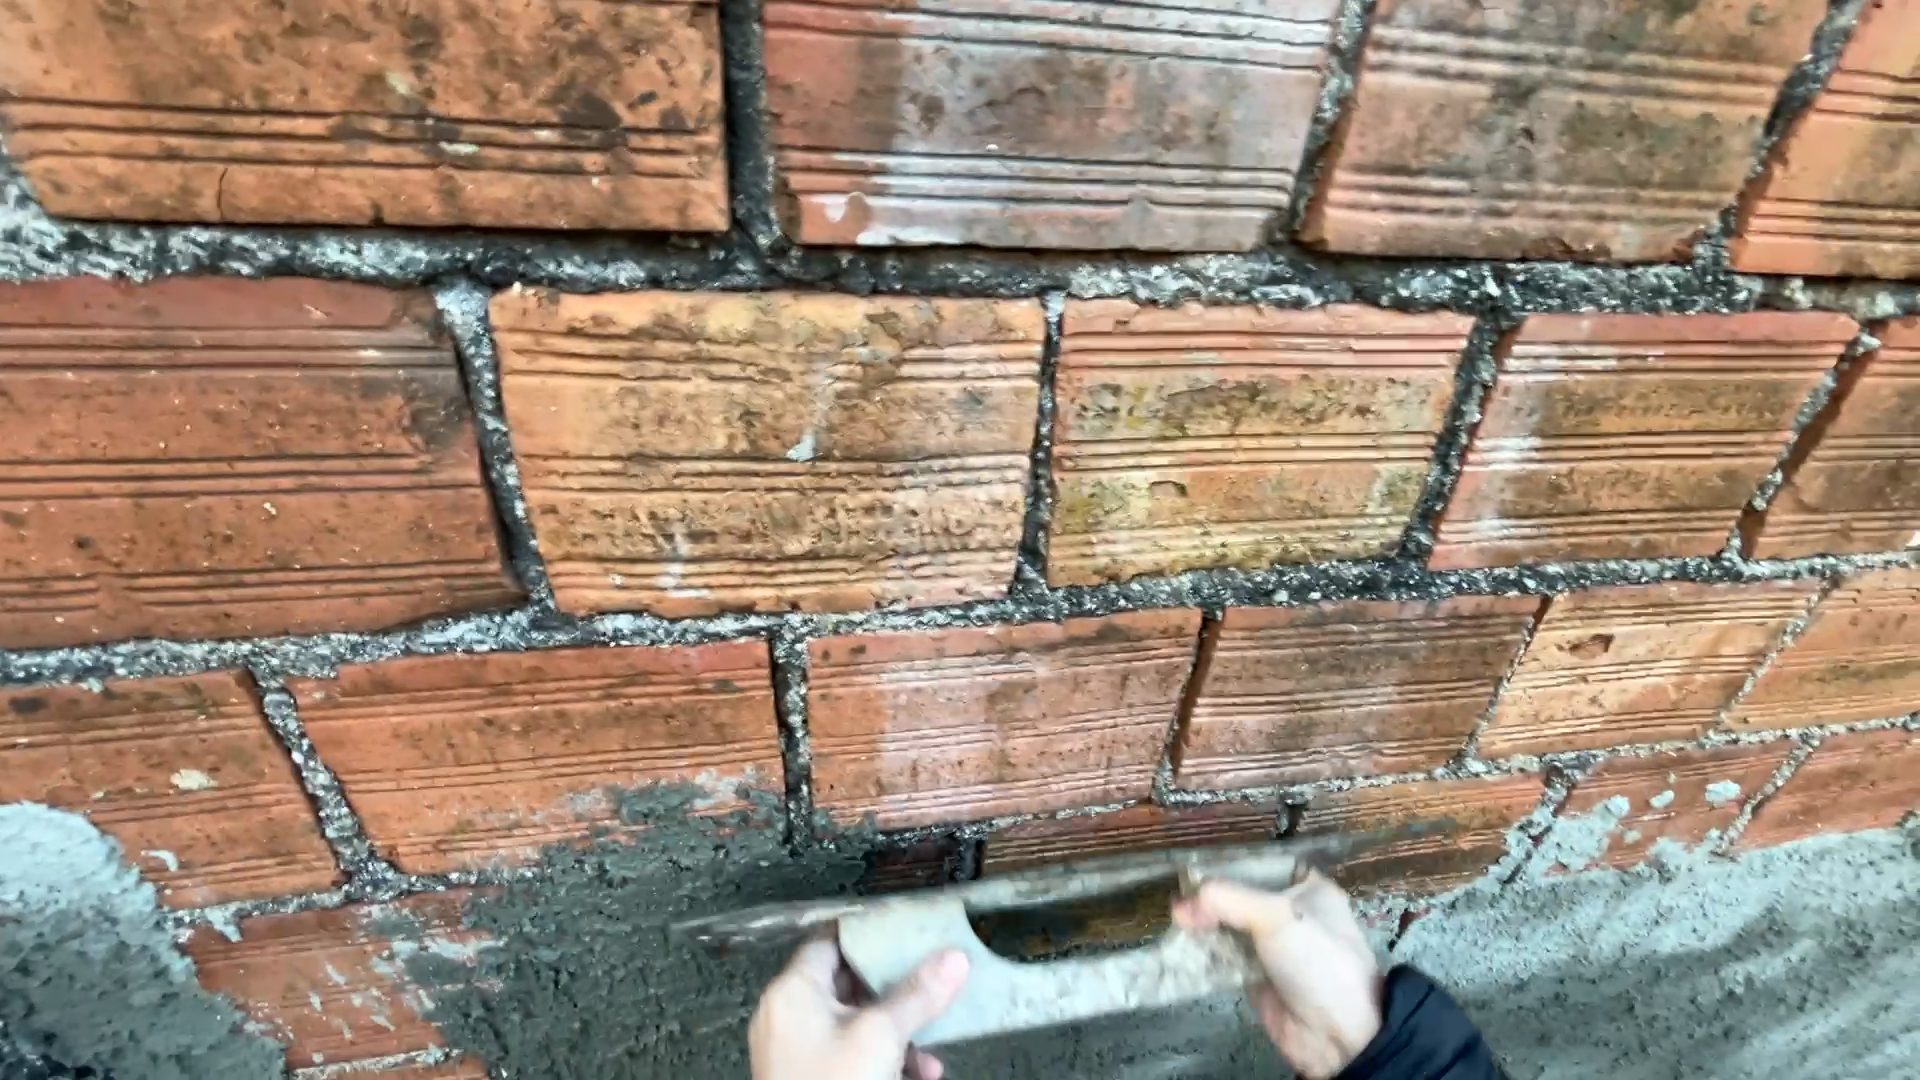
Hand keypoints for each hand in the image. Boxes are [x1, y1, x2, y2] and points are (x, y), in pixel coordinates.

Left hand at [749, 935, 970, 1079]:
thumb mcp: (882, 1035)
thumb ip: (918, 993)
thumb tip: (954, 958)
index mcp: (792, 991)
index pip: (831, 939)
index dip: (869, 933)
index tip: (905, 930)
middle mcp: (787, 1016)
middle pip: (846, 982)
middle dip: (893, 987)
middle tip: (927, 980)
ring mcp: (796, 1054)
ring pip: (854, 1024)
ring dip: (897, 1029)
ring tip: (932, 1039)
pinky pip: (849, 1056)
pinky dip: (882, 1058)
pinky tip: (921, 1070)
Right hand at [1172, 871, 1384, 1079]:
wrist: (1340, 1037)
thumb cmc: (1317, 959)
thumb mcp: (1273, 915)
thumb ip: (1224, 899)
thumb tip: (1179, 907)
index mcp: (1307, 888)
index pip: (1261, 863)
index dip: (1230, 861)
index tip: (1196, 860)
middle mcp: (1290, 913)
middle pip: (1240, 893)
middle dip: (1210, 894)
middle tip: (1180, 891)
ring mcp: (1272, 945)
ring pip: (1229, 923)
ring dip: (1204, 921)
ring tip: (1177, 917)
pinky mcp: (1257, 974)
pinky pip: (1225, 954)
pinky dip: (1206, 949)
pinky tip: (1184, 941)